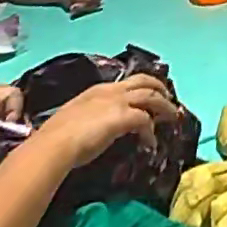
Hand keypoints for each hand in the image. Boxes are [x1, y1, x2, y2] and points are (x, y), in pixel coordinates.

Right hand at [30, 74, 177, 166]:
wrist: (54, 144)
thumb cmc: (56, 137)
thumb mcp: (73, 118)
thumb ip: (87, 117)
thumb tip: (90, 128)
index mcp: (98, 90)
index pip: (127, 82)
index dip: (141, 88)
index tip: (149, 95)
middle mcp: (112, 91)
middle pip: (145, 81)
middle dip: (159, 88)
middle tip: (168, 100)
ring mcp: (119, 102)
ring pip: (151, 96)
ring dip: (164, 106)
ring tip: (171, 117)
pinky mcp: (124, 117)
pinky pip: (145, 121)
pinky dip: (150, 131)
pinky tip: (150, 143)